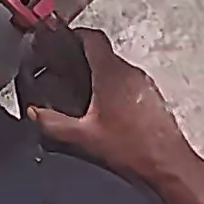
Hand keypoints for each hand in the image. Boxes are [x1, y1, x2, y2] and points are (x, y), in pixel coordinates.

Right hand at [27, 28, 197, 183]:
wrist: (169, 167)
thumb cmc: (132, 149)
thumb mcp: (83, 138)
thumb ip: (53, 124)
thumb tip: (35, 114)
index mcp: (112, 73)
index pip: (93, 38)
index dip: (75, 35)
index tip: (62, 39)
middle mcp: (131, 73)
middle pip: (103, 53)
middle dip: (83, 59)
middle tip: (65, 70)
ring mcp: (145, 85)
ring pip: (117, 69)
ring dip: (100, 75)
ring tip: (83, 93)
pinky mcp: (153, 99)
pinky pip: (129, 84)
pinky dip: (114, 89)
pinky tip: (105, 111)